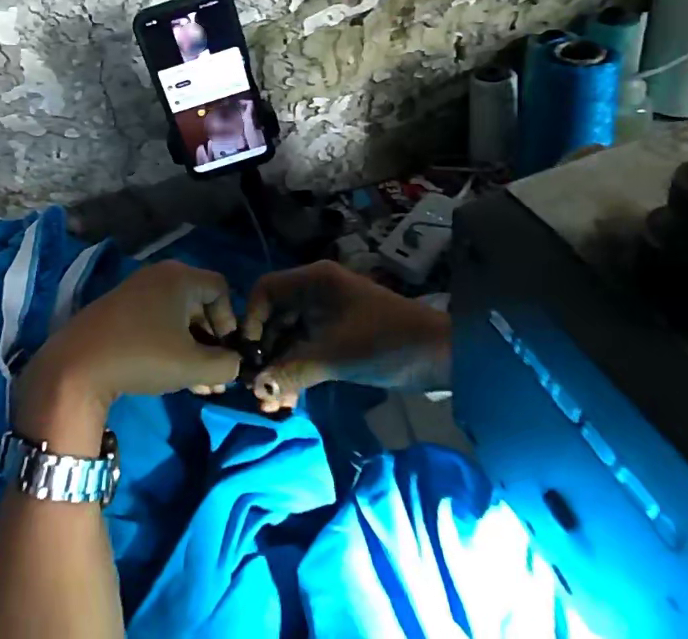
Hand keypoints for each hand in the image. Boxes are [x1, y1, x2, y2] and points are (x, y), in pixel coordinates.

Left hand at [17, 262, 240, 450]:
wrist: (76, 366)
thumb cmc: (142, 357)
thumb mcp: (193, 366)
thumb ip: (226, 364)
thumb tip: (234, 362)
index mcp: (180, 277)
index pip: (220, 289)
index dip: (229, 320)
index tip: (224, 351)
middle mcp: (159, 275)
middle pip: (198, 303)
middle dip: (211, 340)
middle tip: (214, 374)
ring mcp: (135, 290)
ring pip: (177, 316)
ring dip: (192, 347)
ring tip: (197, 384)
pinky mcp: (118, 309)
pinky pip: (156, 320)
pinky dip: (169, 342)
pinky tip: (170, 374)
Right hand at [242, 261, 451, 413]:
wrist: (440, 356)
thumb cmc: (385, 342)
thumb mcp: (334, 356)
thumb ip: (291, 371)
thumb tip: (255, 389)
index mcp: (314, 281)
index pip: (265, 290)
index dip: (251, 319)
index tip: (248, 354)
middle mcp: (315, 293)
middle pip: (274, 318)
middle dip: (264, 355)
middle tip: (254, 390)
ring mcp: (326, 316)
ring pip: (289, 339)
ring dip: (278, 370)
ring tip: (269, 405)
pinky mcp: (336, 338)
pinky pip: (305, 351)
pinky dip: (295, 373)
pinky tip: (287, 403)